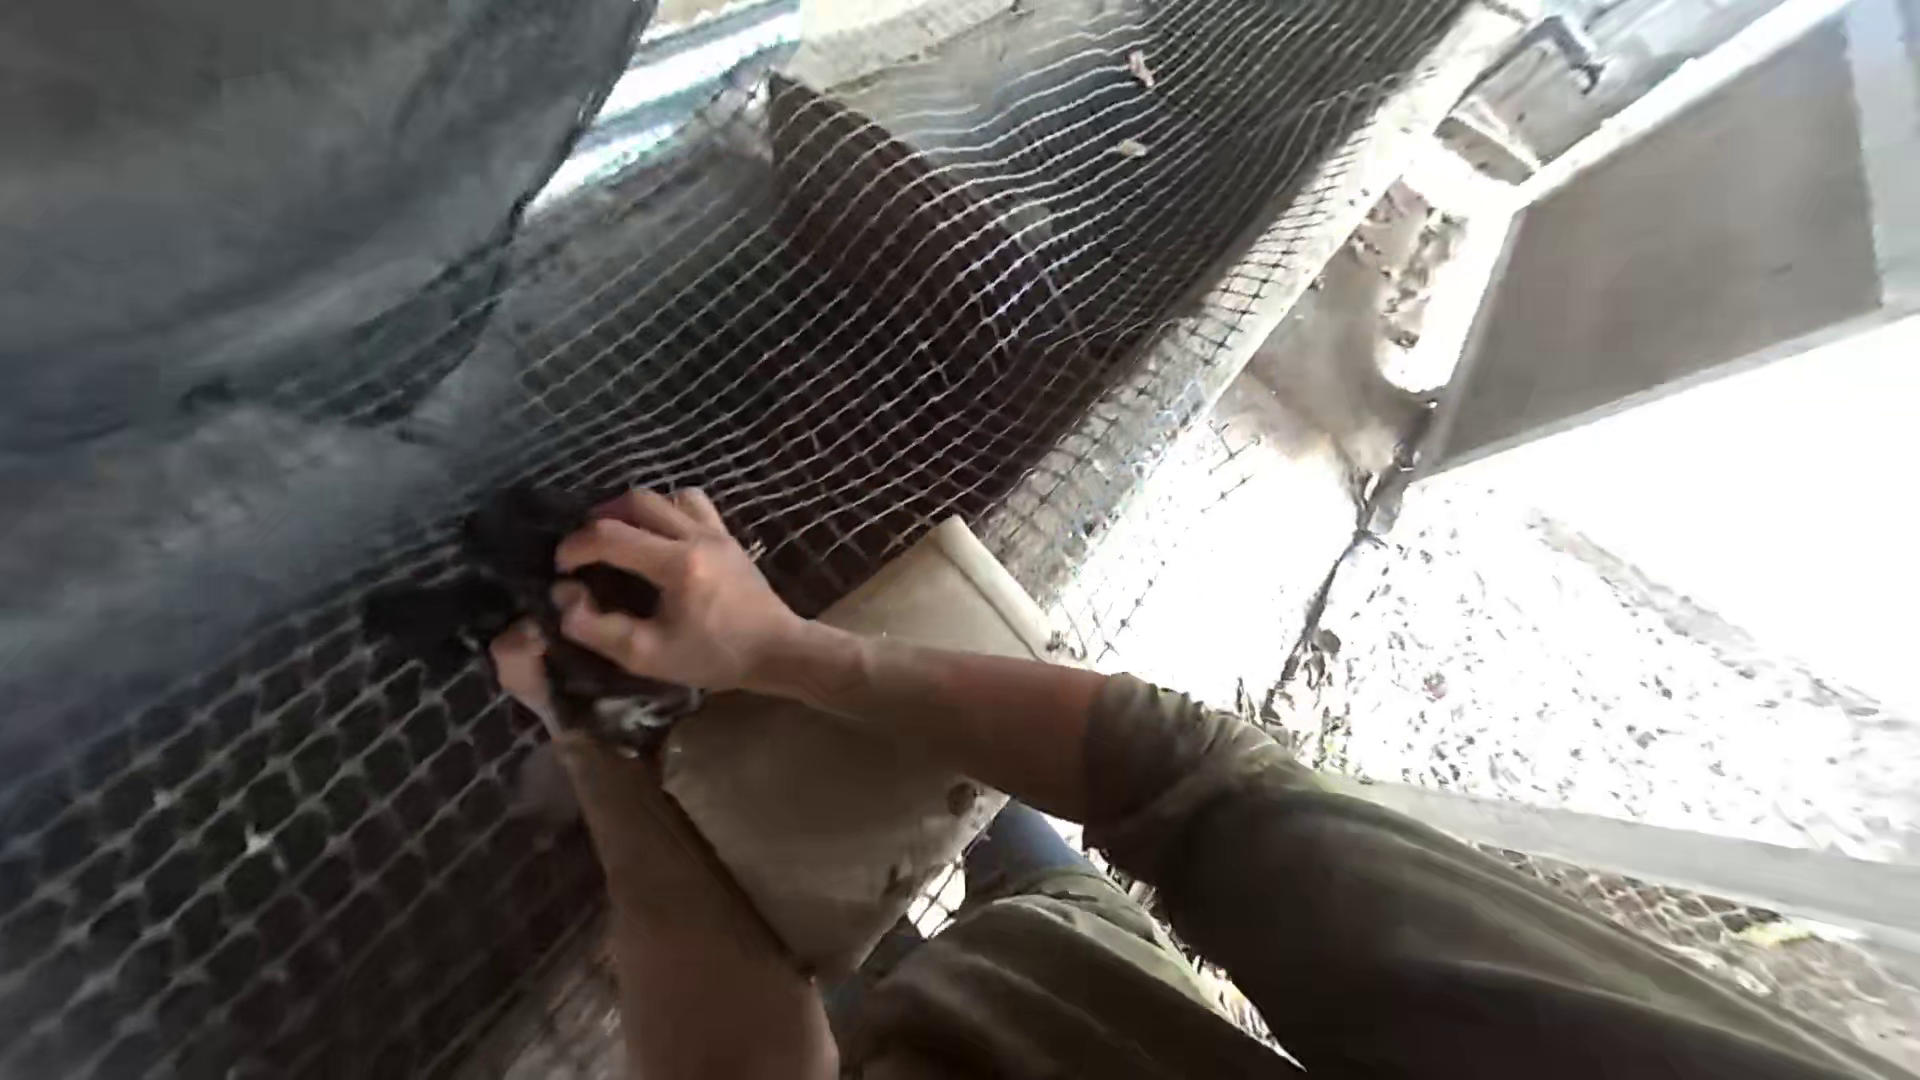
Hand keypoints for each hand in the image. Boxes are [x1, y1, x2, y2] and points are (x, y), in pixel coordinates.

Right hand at [547, 487, 807, 692]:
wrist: (777, 650)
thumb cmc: (714, 656)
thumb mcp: (647, 655)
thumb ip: (597, 627)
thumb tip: (565, 595)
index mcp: (677, 564)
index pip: (609, 535)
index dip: (574, 547)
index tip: (562, 569)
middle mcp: (698, 536)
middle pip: (637, 501)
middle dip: (600, 519)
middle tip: (586, 548)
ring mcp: (718, 533)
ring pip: (669, 496)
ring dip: (637, 509)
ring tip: (621, 536)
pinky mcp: (730, 538)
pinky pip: (696, 505)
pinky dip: (670, 510)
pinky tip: (660, 537)